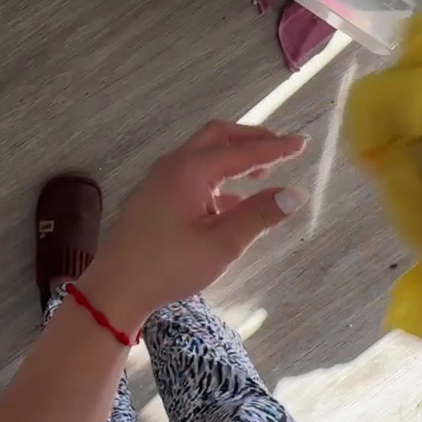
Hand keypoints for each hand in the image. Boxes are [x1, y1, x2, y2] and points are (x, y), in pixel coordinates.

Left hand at [80, 122, 307, 325]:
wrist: (118, 284)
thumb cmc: (170, 264)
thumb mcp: (222, 243)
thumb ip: (259, 215)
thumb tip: (296, 193)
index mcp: (190, 169)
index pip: (241, 151)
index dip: (274, 148)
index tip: (303, 143)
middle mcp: (174, 164)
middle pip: (217, 137)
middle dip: (251, 139)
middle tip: (282, 148)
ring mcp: (162, 178)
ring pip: (204, 153)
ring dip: (234, 156)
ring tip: (264, 170)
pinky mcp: (157, 194)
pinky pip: (194, 173)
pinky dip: (219, 176)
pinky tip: (235, 199)